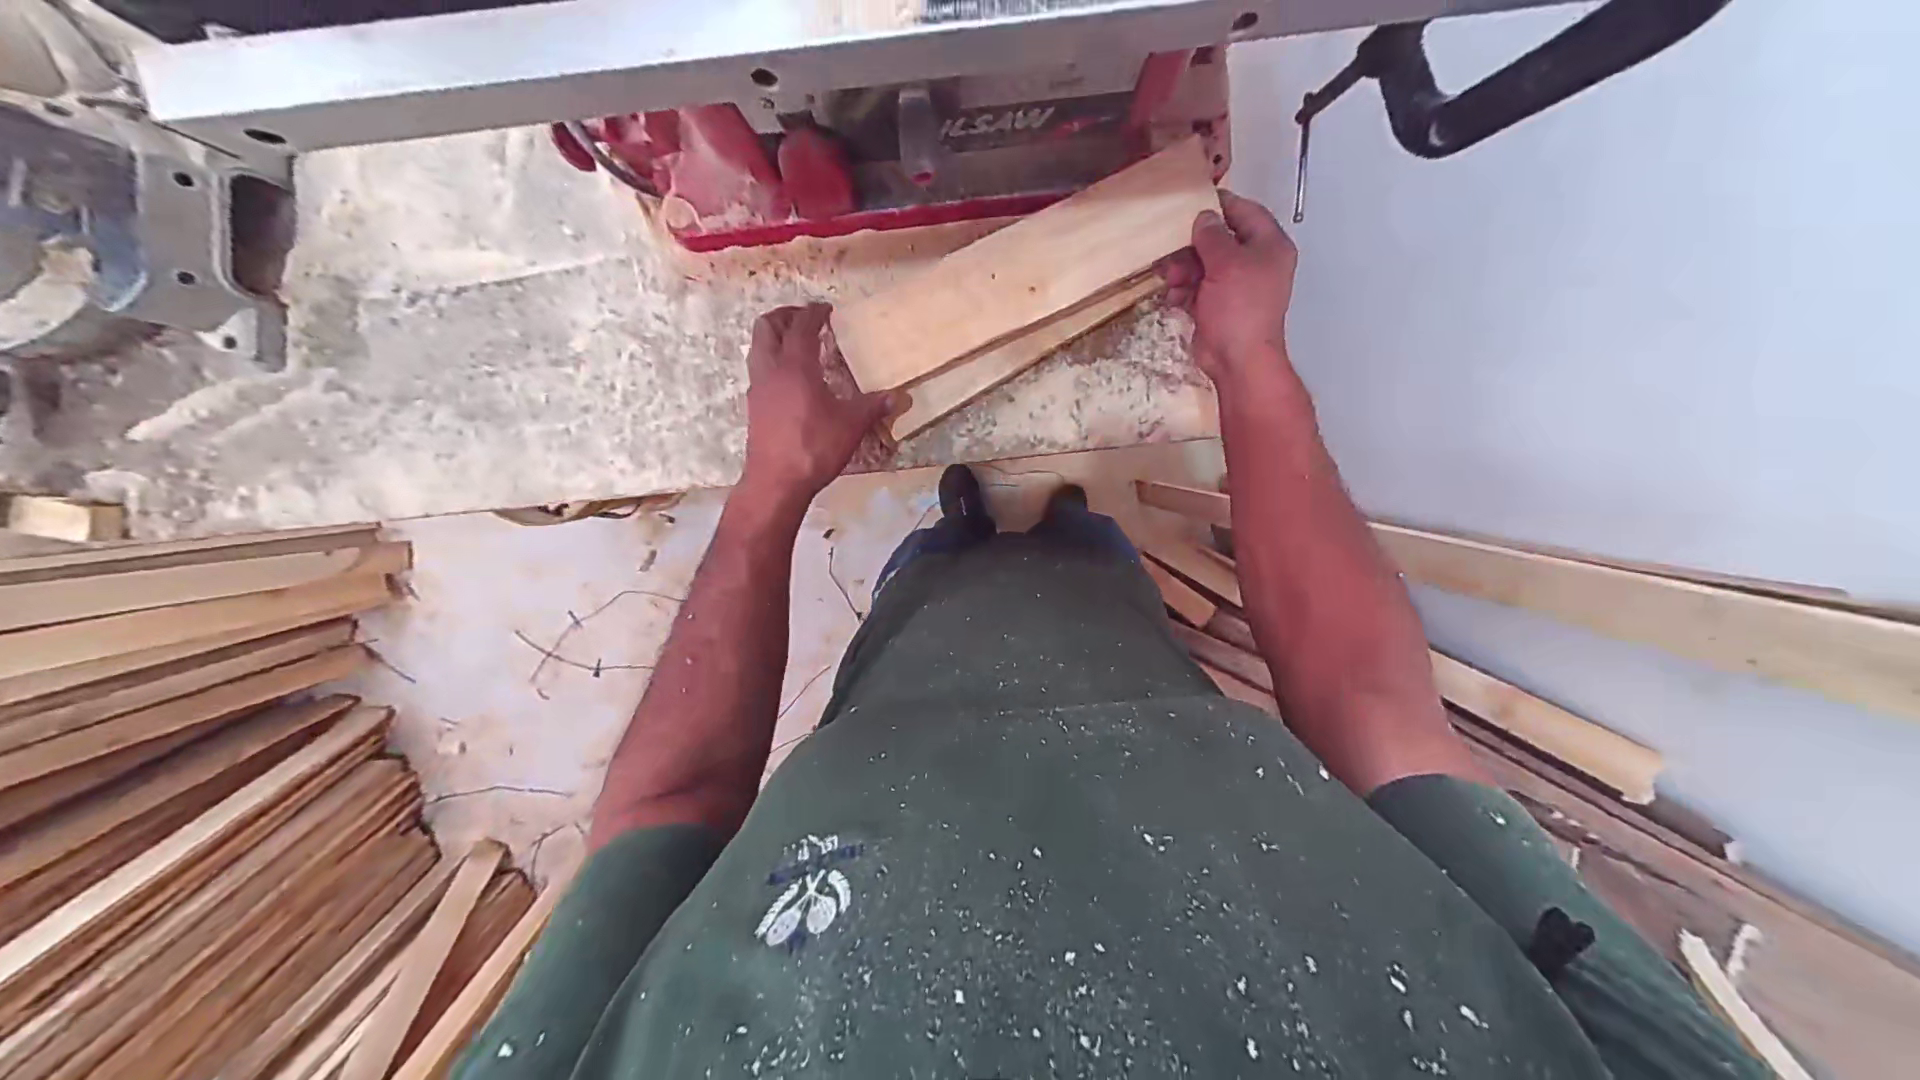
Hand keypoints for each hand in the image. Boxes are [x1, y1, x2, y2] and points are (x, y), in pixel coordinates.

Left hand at [739, 303, 892, 503]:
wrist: (776, 481)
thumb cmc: (814, 447)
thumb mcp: (851, 425)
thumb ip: (873, 406)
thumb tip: (898, 397)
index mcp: (795, 366)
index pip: (801, 327)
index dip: (813, 313)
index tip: (825, 309)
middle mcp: (771, 370)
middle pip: (768, 327)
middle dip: (786, 317)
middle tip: (805, 319)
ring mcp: (758, 389)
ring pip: (758, 348)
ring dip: (775, 338)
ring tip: (797, 344)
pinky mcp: (754, 407)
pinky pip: (759, 371)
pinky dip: (773, 362)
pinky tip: (791, 380)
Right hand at [1157, 191, 1298, 385]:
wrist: (1237, 359)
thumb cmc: (1240, 308)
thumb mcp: (1227, 263)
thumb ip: (1213, 236)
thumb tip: (1203, 217)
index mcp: (1268, 246)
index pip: (1245, 212)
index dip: (1219, 206)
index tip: (1191, 202)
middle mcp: (1253, 262)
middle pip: (1218, 240)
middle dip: (1192, 246)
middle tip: (1171, 251)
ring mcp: (1234, 286)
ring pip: (1202, 265)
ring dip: (1183, 270)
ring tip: (1170, 280)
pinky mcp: (1216, 306)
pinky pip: (1195, 288)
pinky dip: (1182, 291)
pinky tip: (1173, 299)